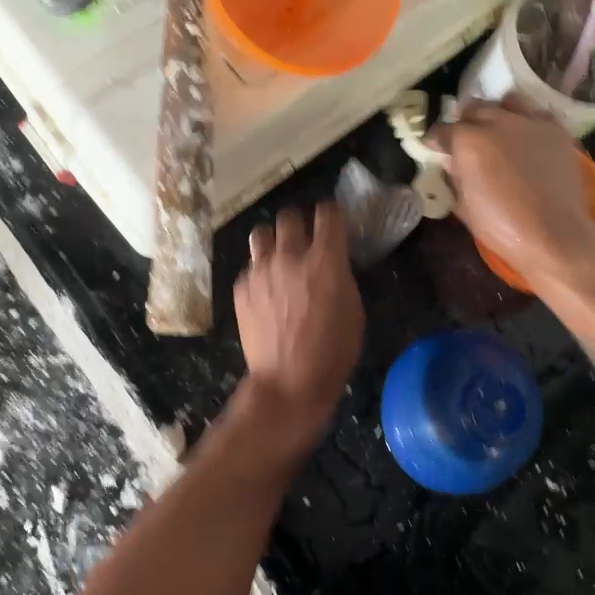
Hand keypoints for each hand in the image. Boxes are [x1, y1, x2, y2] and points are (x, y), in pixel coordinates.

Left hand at [232, 204, 364, 450]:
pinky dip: (260, 272)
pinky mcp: (241, 287)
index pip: (328, 213)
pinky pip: (251, 267)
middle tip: (304, 239)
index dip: (331, 215)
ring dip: (273, 240)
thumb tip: (332, 264)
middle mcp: (290, 256)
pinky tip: (267, 292)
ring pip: (261, 234)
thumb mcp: (353, 310)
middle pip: (289, 216)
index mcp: (325, 260)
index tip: (333, 223)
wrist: (289, 382)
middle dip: (299, 223)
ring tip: (279, 256)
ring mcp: (261, 270)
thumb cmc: (333, 352)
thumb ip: (341, 276)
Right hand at [434, 98, 594, 283]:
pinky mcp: (556, 131)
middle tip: (468, 140)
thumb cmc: (501, 226)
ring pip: (508, 102)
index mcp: (469, 141)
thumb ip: (454, 176)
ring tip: (500, 130)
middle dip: (467, 122)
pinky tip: (528, 137)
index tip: (438, 149)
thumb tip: (452, 163)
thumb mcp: (463, 206)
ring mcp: (530, 123)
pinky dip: (529, 123)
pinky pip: (539, 115)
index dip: (437, 140)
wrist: (552, 234)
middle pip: (475, 108)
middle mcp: (498, 122)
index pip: (443, 129)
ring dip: (499, 113)